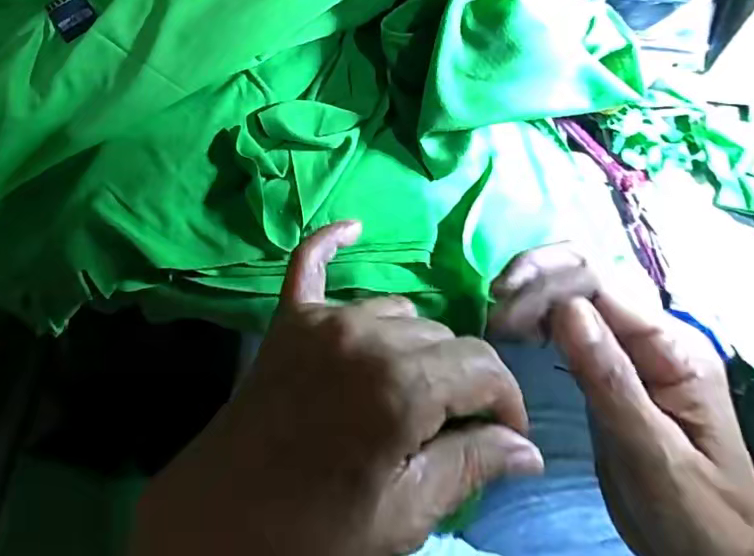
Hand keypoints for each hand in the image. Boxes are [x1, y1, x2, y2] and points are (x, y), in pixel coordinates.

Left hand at [131, 221, 543, 555]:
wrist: (226, 511)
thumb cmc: (321, 525)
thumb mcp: (405, 512)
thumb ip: (469, 465)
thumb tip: (528, 449)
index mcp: (401, 385)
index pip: (483, 365)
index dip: (506, 402)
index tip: (504, 437)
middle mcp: (363, 335)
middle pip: (442, 338)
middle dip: (460, 380)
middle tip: (452, 427)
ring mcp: (321, 319)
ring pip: (397, 310)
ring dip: (414, 344)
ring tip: (408, 389)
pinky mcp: (288, 316)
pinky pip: (311, 260)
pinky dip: (332, 242)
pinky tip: (353, 227)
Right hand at [490, 244, 753, 555]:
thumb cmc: (698, 521)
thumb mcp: (654, 457)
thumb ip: (612, 380)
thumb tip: (568, 307)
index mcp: (675, 346)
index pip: (599, 280)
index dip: (544, 279)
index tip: (500, 307)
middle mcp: (653, 333)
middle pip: (582, 273)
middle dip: (531, 280)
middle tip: (491, 313)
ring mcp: (630, 345)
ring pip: (569, 290)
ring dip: (527, 295)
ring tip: (496, 322)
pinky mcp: (606, 361)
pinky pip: (564, 319)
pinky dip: (532, 315)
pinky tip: (512, 332)